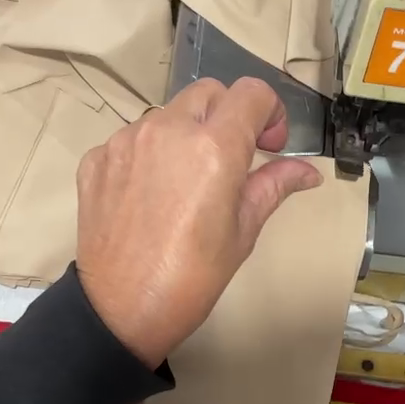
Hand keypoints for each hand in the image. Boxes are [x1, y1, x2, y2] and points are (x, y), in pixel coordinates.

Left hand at [76, 77, 323, 366]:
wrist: (121, 310)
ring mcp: (126, 141)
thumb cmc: (192, 278)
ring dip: (185, 135)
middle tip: (234, 159)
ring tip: (187, 185)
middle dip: (228, 116)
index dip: (269, 112)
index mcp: (213, 147)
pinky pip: (131, 140)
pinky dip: (148, 156)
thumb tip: (307, 171)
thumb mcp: (242, 233)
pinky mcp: (97, 159)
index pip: (252, 93)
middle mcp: (167, 130)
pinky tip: (150, 198)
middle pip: (208, 94)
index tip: (268, 145)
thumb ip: (273, 187)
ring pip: (167, 115)